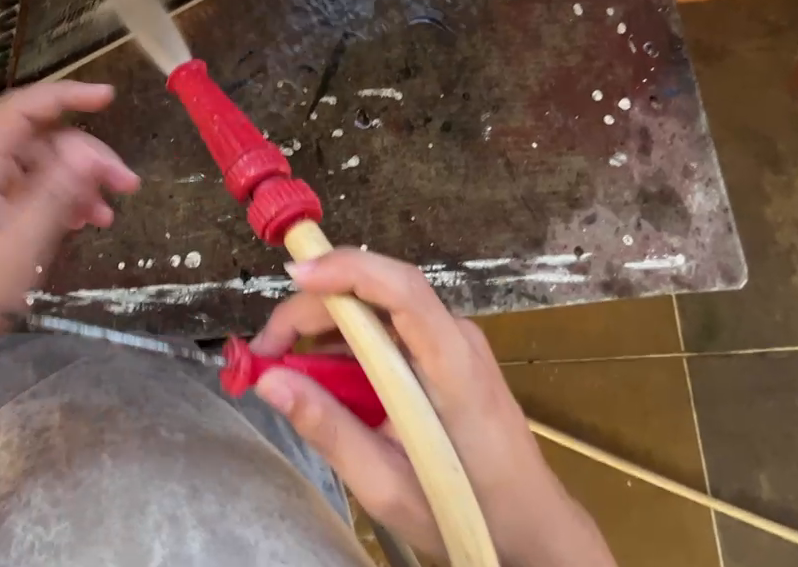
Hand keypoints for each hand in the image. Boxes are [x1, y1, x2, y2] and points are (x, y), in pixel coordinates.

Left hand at [0, 81, 139, 381]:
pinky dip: (55, 202)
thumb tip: (90, 150)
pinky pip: (25, 192)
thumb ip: (56, 193)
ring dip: (75, 184)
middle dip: (85, 156)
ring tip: (107, 215)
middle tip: (127, 185)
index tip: (109, 98)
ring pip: (37, 168)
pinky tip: (81, 223)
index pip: (25, 108)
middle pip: (39, 140)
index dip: (69, 95)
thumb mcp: (20, 245)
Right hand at [250, 250, 613, 566]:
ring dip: (318, 322)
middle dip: (308, 308)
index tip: (294, 275)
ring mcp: (448, 337)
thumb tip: (268, 381)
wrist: (534, 527)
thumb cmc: (470, 511)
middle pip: (371, 291)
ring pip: (369, 303)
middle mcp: (454, 336)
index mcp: (453, 367)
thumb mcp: (388, 485)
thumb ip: (328, 429)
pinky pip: (379, 324)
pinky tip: (318, 371)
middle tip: (263, 352)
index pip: (403, 289)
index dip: (347, 270)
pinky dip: (339, 338)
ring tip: (281, 364)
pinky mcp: (438, 346)